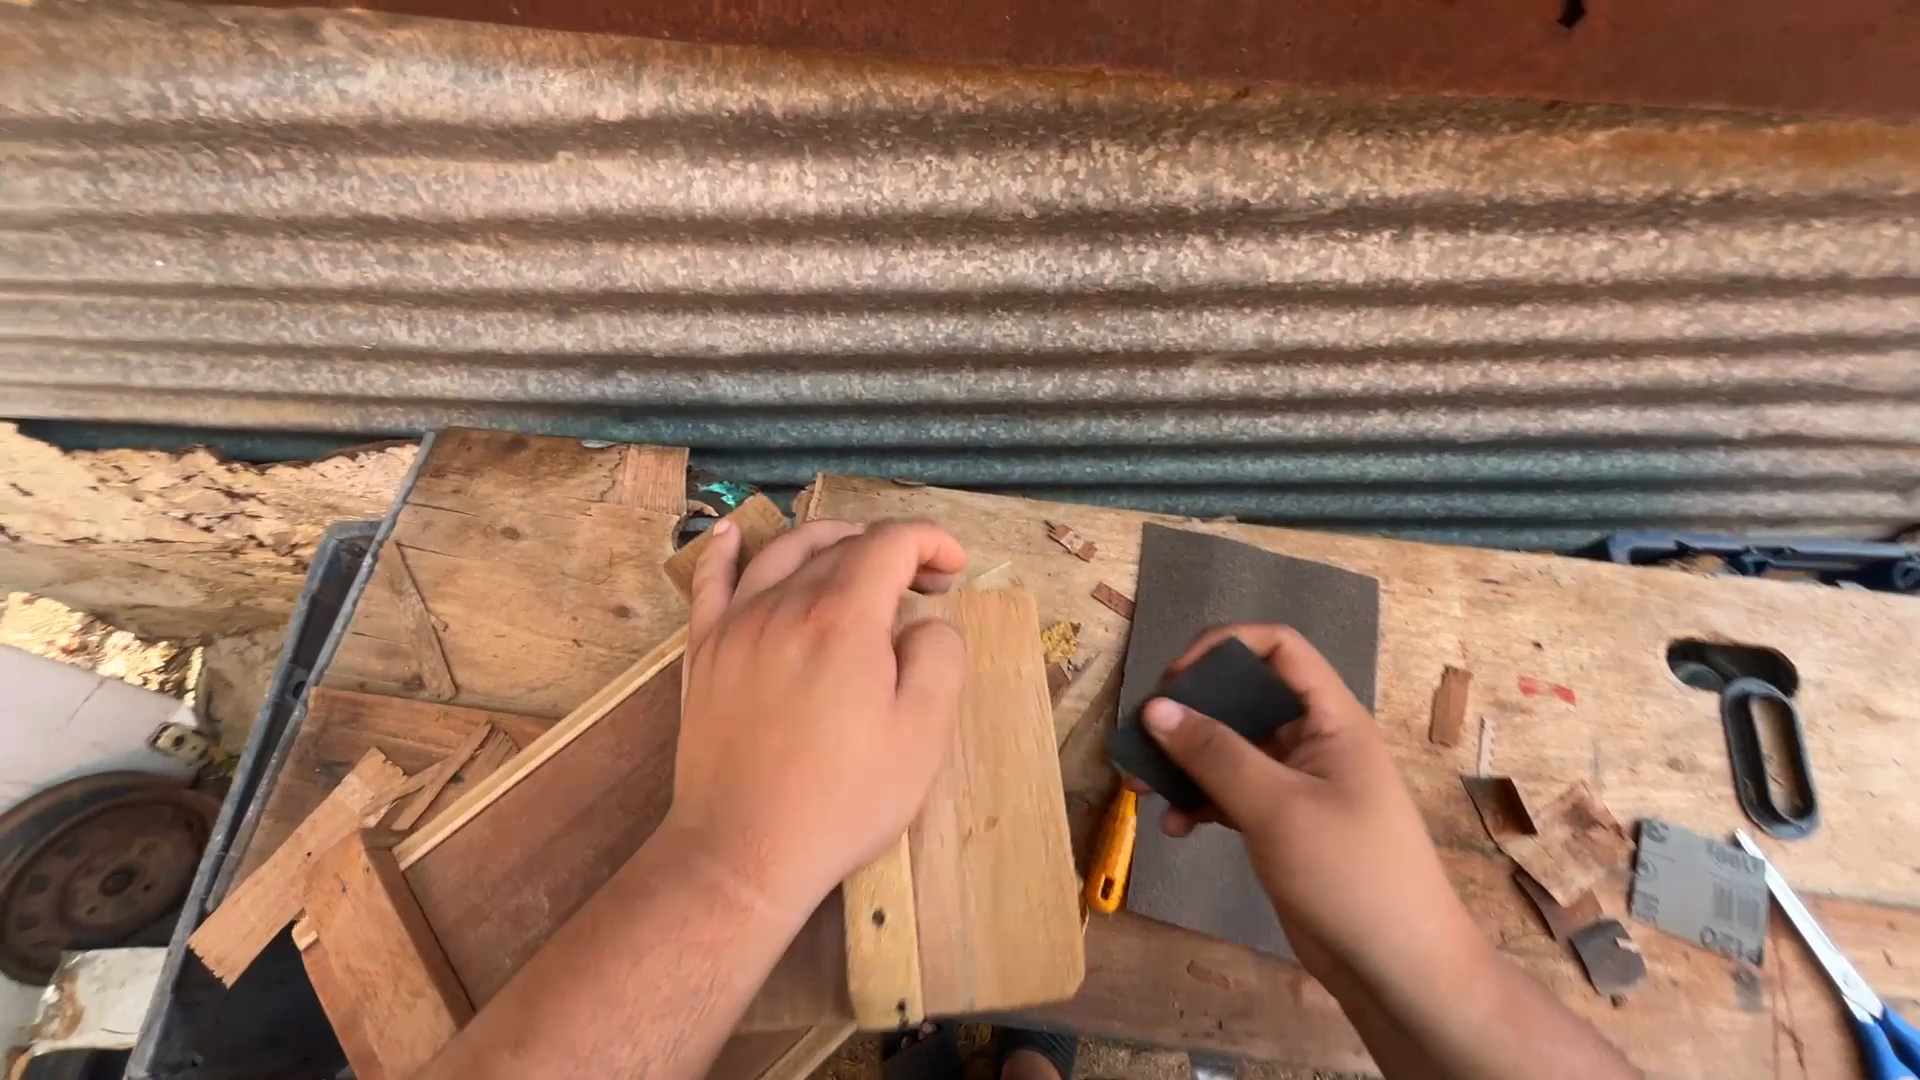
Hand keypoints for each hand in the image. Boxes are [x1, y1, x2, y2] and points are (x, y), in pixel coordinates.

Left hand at [665, 518, 968, 914]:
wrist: (742, 854)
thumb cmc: (842, 799)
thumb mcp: (923, 735)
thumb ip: (939, 656)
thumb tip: (925, 623)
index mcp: (842, 618)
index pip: (891, 542)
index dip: (932, 541)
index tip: (955, 567)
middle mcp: (785, 603)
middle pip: (844, 544)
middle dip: (895, 550)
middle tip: (925, 584)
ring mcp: (737, 624)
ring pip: (785, 551)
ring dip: (832, 540)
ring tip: (859, 555)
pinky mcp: (705, 651)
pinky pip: (710, 582)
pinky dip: (725, 549)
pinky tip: (733, 533)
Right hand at [1139, 624, 1485, 983]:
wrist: (1400, 974)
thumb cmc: (1350, 874)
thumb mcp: (1276, 807)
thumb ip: (1213, 753)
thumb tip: (1154, 707)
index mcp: (1330, 719)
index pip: (1278, 647)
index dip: (1225, 646)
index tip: (1175, 679)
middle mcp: (1311, 740)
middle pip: (1242, 697)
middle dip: (1188, 714)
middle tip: (1144, 737)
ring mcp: (1295, 782)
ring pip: (1228, 748)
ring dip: (1184, 762)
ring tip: (1142, 786)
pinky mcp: (1280, 821)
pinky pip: (1229, 791)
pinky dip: (1199, 801)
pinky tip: (1175, 826)